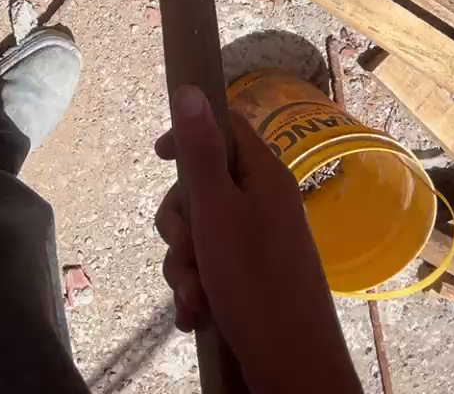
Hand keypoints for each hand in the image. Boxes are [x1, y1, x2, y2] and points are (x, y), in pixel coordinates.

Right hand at [154, 86, 361, 393]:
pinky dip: (195, 285)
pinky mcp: (249, 275)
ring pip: (198, 227)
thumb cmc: (254, 283)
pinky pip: (207, 262)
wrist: (293, 373)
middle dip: (179, 219)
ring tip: (194, 294)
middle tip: (186, 246)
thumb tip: (190, 87)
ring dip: (184, 260)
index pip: (224, 124)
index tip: (161, 157)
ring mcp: (257, 240)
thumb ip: (199, 150)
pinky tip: (196, 312)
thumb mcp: (216, 210)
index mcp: (263, 176)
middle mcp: (262, 202)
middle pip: (201, 181)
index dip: (189, 132)